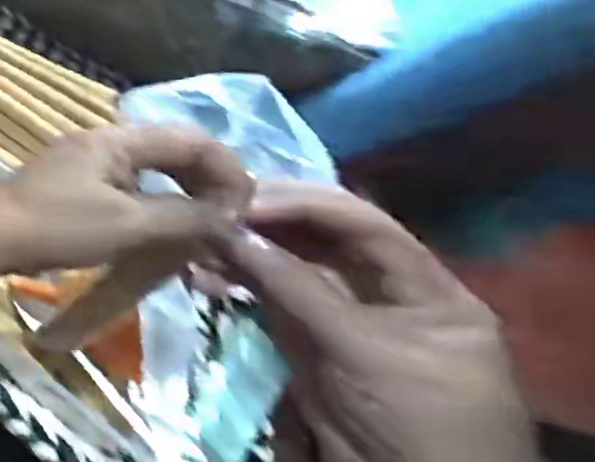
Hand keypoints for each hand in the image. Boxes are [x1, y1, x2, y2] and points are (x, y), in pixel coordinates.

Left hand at [0, 125, 253, 272]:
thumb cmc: (60, 224)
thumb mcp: (131, 223)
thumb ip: (186, 215)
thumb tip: (232, 215)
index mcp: (115, 140)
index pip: (192, 139)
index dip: (228, 172)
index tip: (245, 214)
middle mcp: (104, 141)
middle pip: (175, 150)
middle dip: (210, 183)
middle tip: (232, 226)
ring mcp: (89, 160)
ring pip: (156, 169)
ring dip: (188, 195)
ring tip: (209, 233)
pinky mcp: (81, 182)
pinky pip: (135, 184)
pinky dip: (161, 203)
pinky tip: (172, 233)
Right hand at [217, 181, 534, 461]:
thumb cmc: (415, 420)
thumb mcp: (361, 349)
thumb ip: (294, 284)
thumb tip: (224, 228)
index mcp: (426, 288)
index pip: (361, 221)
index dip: (301, 203)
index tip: (243, 203)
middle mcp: (382, 286)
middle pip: (317, 230)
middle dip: (263, 216)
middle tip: (211, 208)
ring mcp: (339, 305)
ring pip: (284, 253)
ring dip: (239, 242)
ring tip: (197, 236)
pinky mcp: (303, 324)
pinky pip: (263, 284)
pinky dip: (231, 273)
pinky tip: (201, 271)